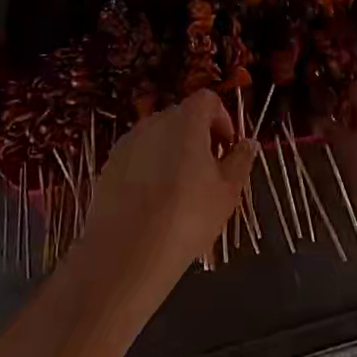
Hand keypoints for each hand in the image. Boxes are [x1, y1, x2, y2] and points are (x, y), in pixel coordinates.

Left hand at [76, 90, 256, 293]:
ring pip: (159, 137)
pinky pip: (138, 156)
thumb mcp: (227, 191)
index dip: (222, 118)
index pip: (207, 99)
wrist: (125, 256)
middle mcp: (154, 123)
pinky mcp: (109, 168)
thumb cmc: (187, 217)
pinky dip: (150, 168)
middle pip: (182, 116)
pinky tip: (154, 202)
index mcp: (185, 121)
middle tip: (209, 170)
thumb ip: (240, 160)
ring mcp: (127, 144)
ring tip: (180, 189)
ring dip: (174, 151)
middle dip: (199, 135)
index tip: (226, 148)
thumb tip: (247, 143)